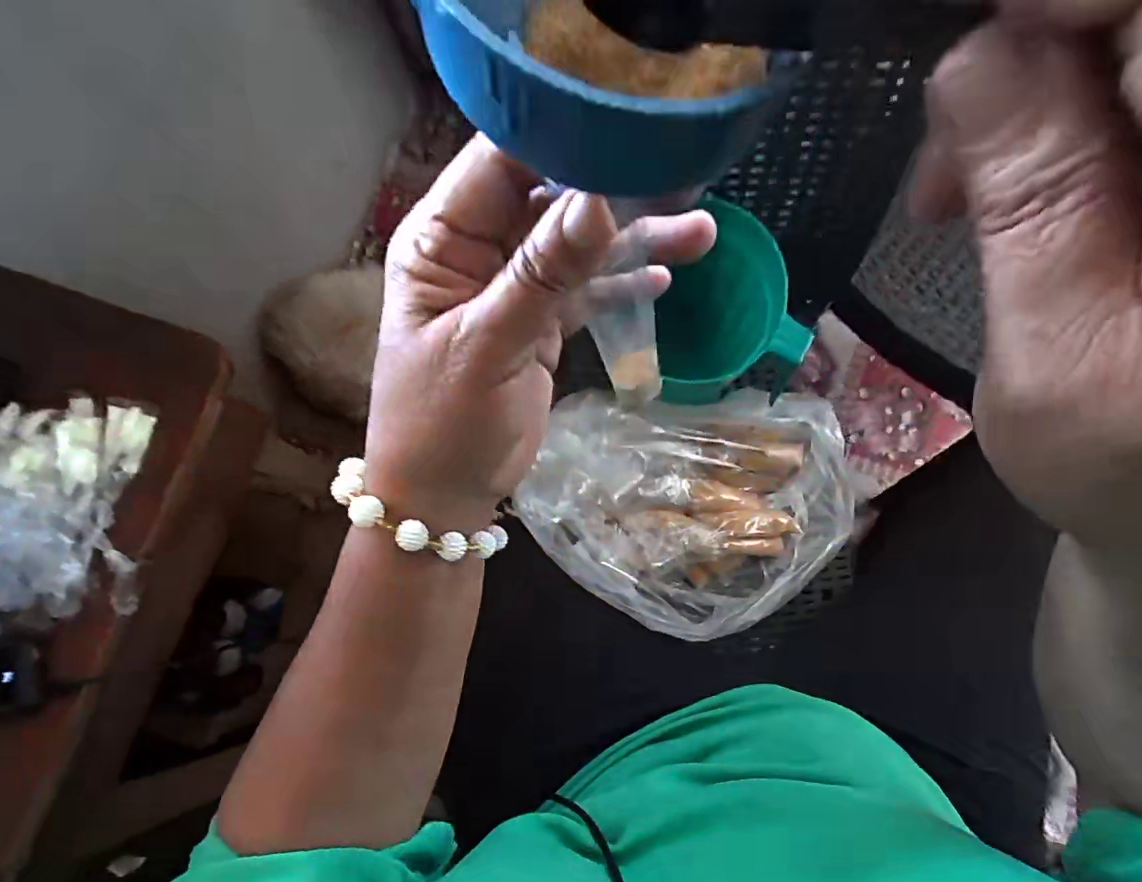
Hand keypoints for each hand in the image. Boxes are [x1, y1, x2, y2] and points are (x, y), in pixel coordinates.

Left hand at [365, 136, 715, 526]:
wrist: (445, 496)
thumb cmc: (443, 426)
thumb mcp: (487, 348)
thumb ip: (541, 278)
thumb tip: (597, 201)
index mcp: (441, 241)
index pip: (500, 164)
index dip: (560, 139)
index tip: (628, 126)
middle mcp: (476, 253)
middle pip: (549, 199)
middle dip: (612, 188)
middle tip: (681, 175)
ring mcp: (512, 289)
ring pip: (577, 249)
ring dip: (633, 240)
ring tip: (700, 230)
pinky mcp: (539, 326)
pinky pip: (585, 293)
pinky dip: (621, 285)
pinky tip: (665, 275)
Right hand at [913, 0, 1141, 833]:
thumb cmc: (1125, 471)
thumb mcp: (1050, 367)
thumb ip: (1030, 202)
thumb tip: (974, 52)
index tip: (964, 42)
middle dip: (1067, 20)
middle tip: (965, 122)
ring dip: (1073, 46)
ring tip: (977, 165)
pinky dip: (1104, 59)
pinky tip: (1032, 146)